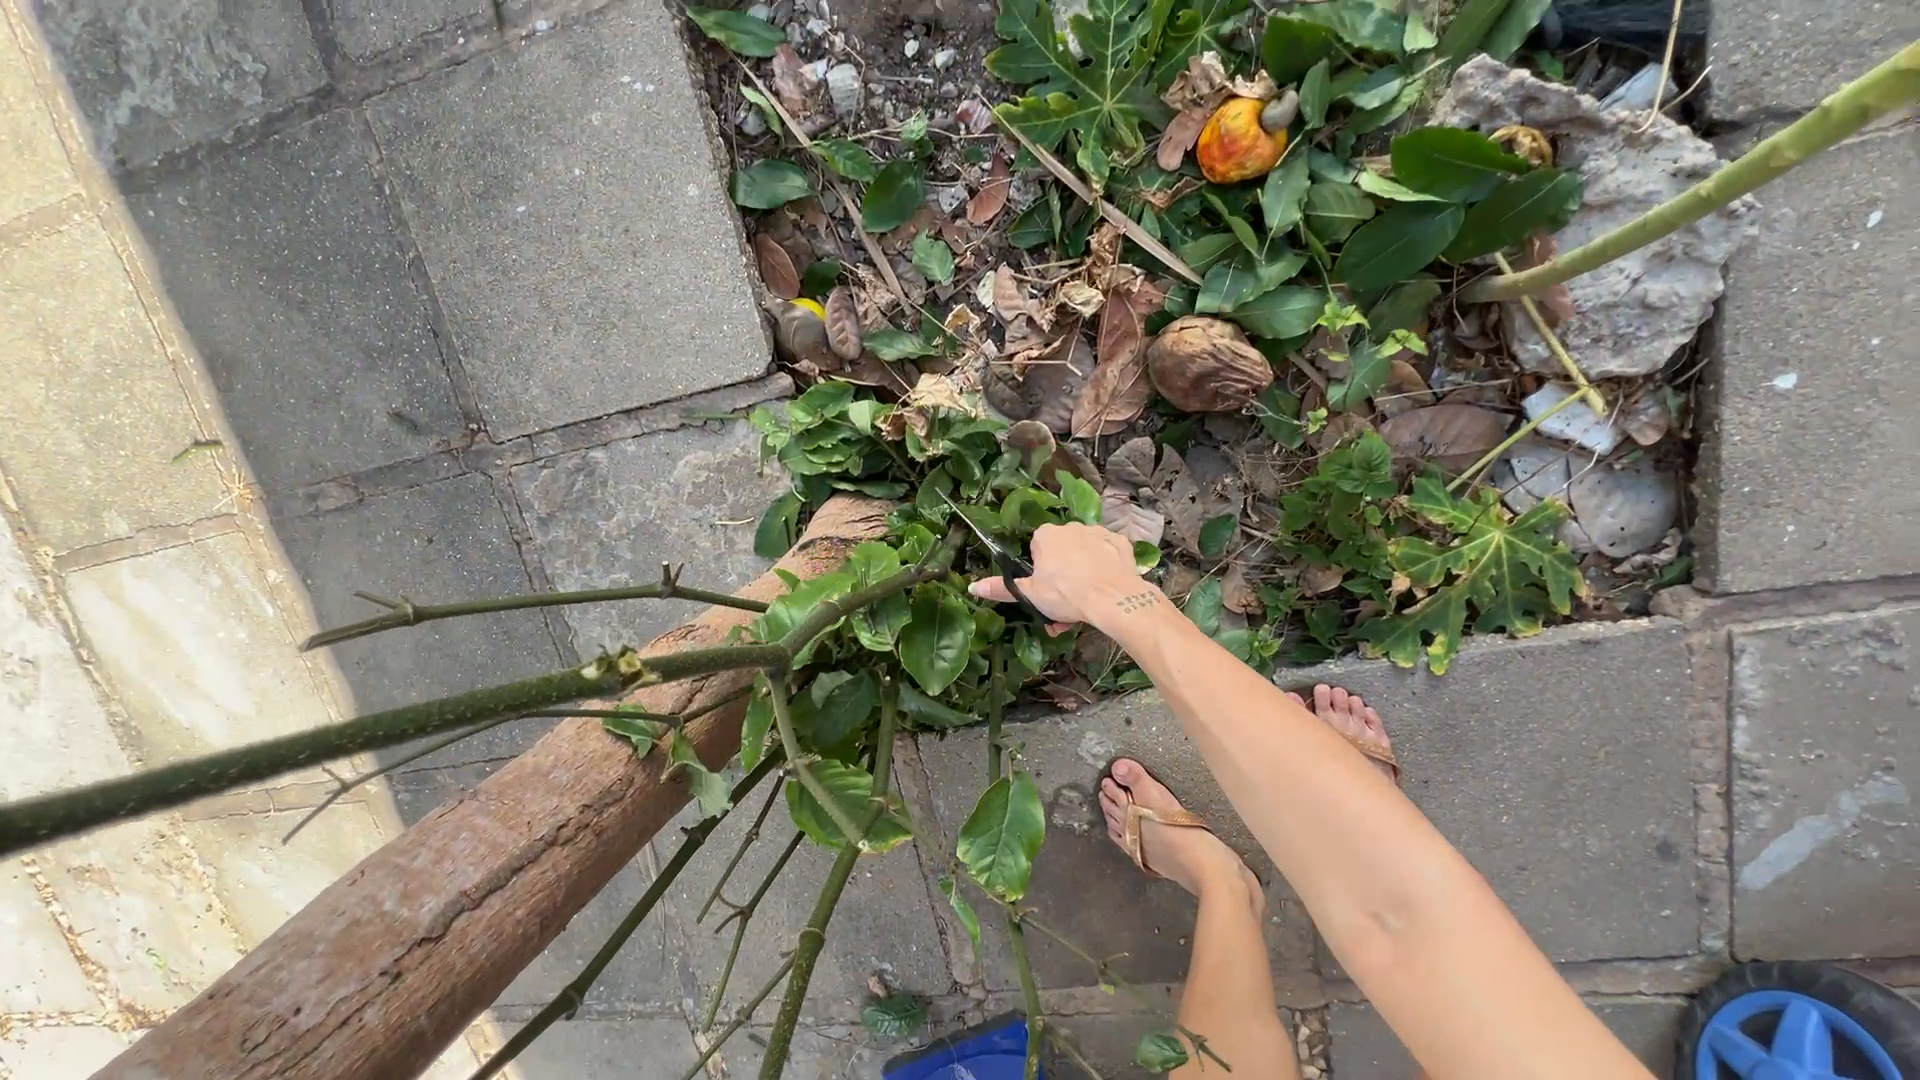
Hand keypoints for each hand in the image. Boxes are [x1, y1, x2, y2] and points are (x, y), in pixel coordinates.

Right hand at [968, 523, 1161, 630]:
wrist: (1112, 598)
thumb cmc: (1065, 594)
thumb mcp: (1030, 594)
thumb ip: (1001, 589)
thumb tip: (972, 587)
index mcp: (1046, 534)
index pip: (1037, 550)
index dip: (1040, 573)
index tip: (1045, 591)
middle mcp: (1071, 526)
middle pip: (1062, 553)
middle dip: (1062, 578)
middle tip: (1064, 606)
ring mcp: (1098, 532)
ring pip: (1085, 554)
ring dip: (1082, 575)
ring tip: (1086, 605)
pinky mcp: (1121, 543)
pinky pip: (1108, 554)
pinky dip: (1105, 568)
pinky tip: (1106, 588)